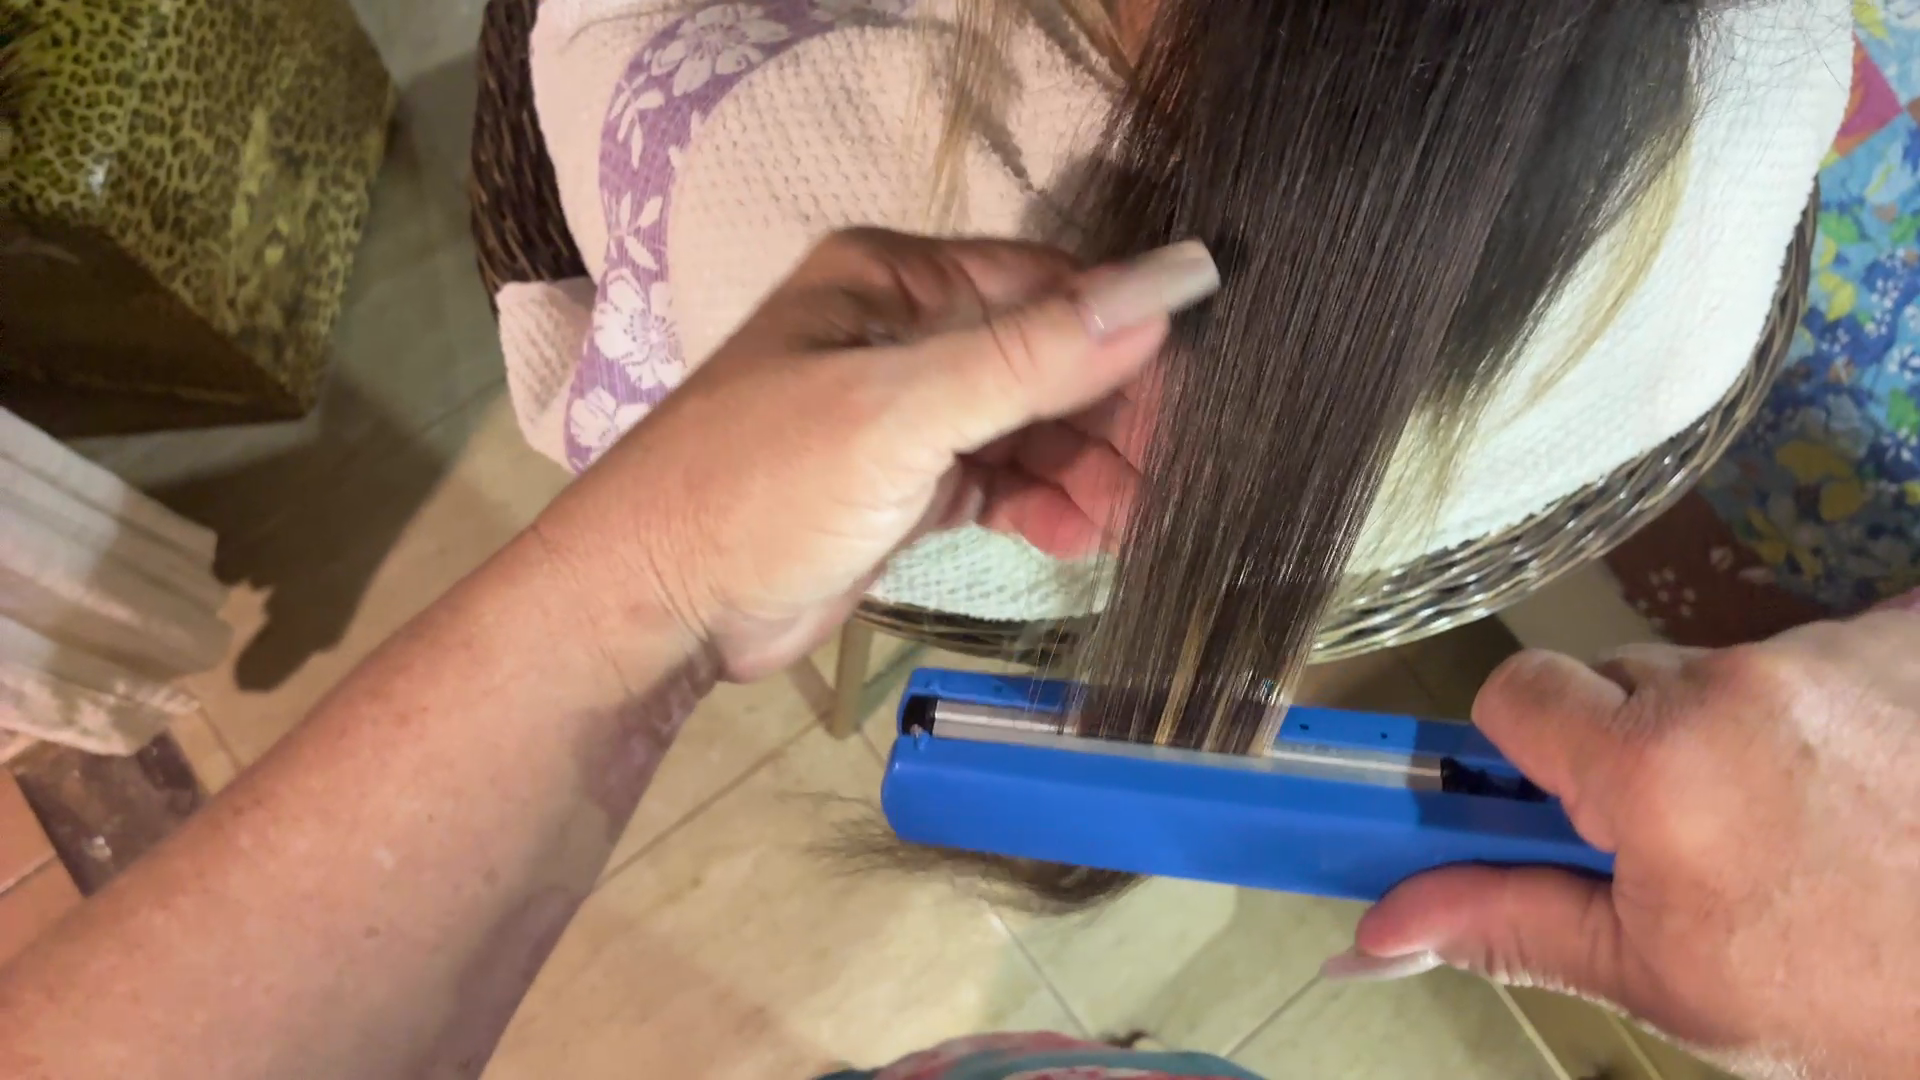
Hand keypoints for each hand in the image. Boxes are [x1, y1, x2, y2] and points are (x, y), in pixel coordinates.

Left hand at [533, 230, 1215, 679]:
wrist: (667, 601)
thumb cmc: (765, 487)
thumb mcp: (899, 414)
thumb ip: (1029, 356)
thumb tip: (1169, 288)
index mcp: (895, 283)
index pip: (1043, 289)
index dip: (1121, 335)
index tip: (1190, 394)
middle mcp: (905, 337)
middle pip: (1040, 362)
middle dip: (1104, 420)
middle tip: (1168, 475)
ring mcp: (907, 416)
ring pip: (1024, 430)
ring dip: (1081, 473)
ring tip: (1133, 521)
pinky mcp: (907, 485)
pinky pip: (997, 481)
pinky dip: (1041, 506)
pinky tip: (1082, 538)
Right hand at [1339, 596, 1919, 1078]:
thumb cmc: (1874, 1007)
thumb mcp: (1671, 983)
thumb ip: (1504, 925)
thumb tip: (1367, 934)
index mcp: (1655, 768)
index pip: (1516, 690)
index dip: (1529, 741)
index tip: (1578, 796)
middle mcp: (1738, 685)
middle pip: (1617, 677)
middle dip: (1634, 742)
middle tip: (1707, 830)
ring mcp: (1843, 651)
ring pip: (1714, 669)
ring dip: (1733, 730)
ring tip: (1821, 815)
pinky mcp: (1916, 632)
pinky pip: (1816, 648)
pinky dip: (1829, 704)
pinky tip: (1890, 773)